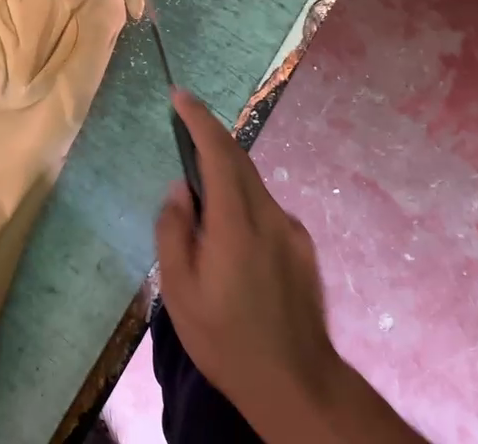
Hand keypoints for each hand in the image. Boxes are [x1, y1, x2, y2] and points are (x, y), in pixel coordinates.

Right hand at [155, 89, 344, 430]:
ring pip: (253, 187)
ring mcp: (291, 231)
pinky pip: (266, 212)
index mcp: (234, 224)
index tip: (180, 95)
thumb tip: (179, 190)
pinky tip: (232, 246)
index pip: (218, 154)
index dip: (199, 120)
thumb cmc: (225, 340)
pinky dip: (244, 207)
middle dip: (210, 138)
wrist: (296, 382)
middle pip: (239, 161)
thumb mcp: (179, 292)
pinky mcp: (303, 247)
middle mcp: (269, 216)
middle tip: (184, 130)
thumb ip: (174, 232)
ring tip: (202, 205)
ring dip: (227, 178)